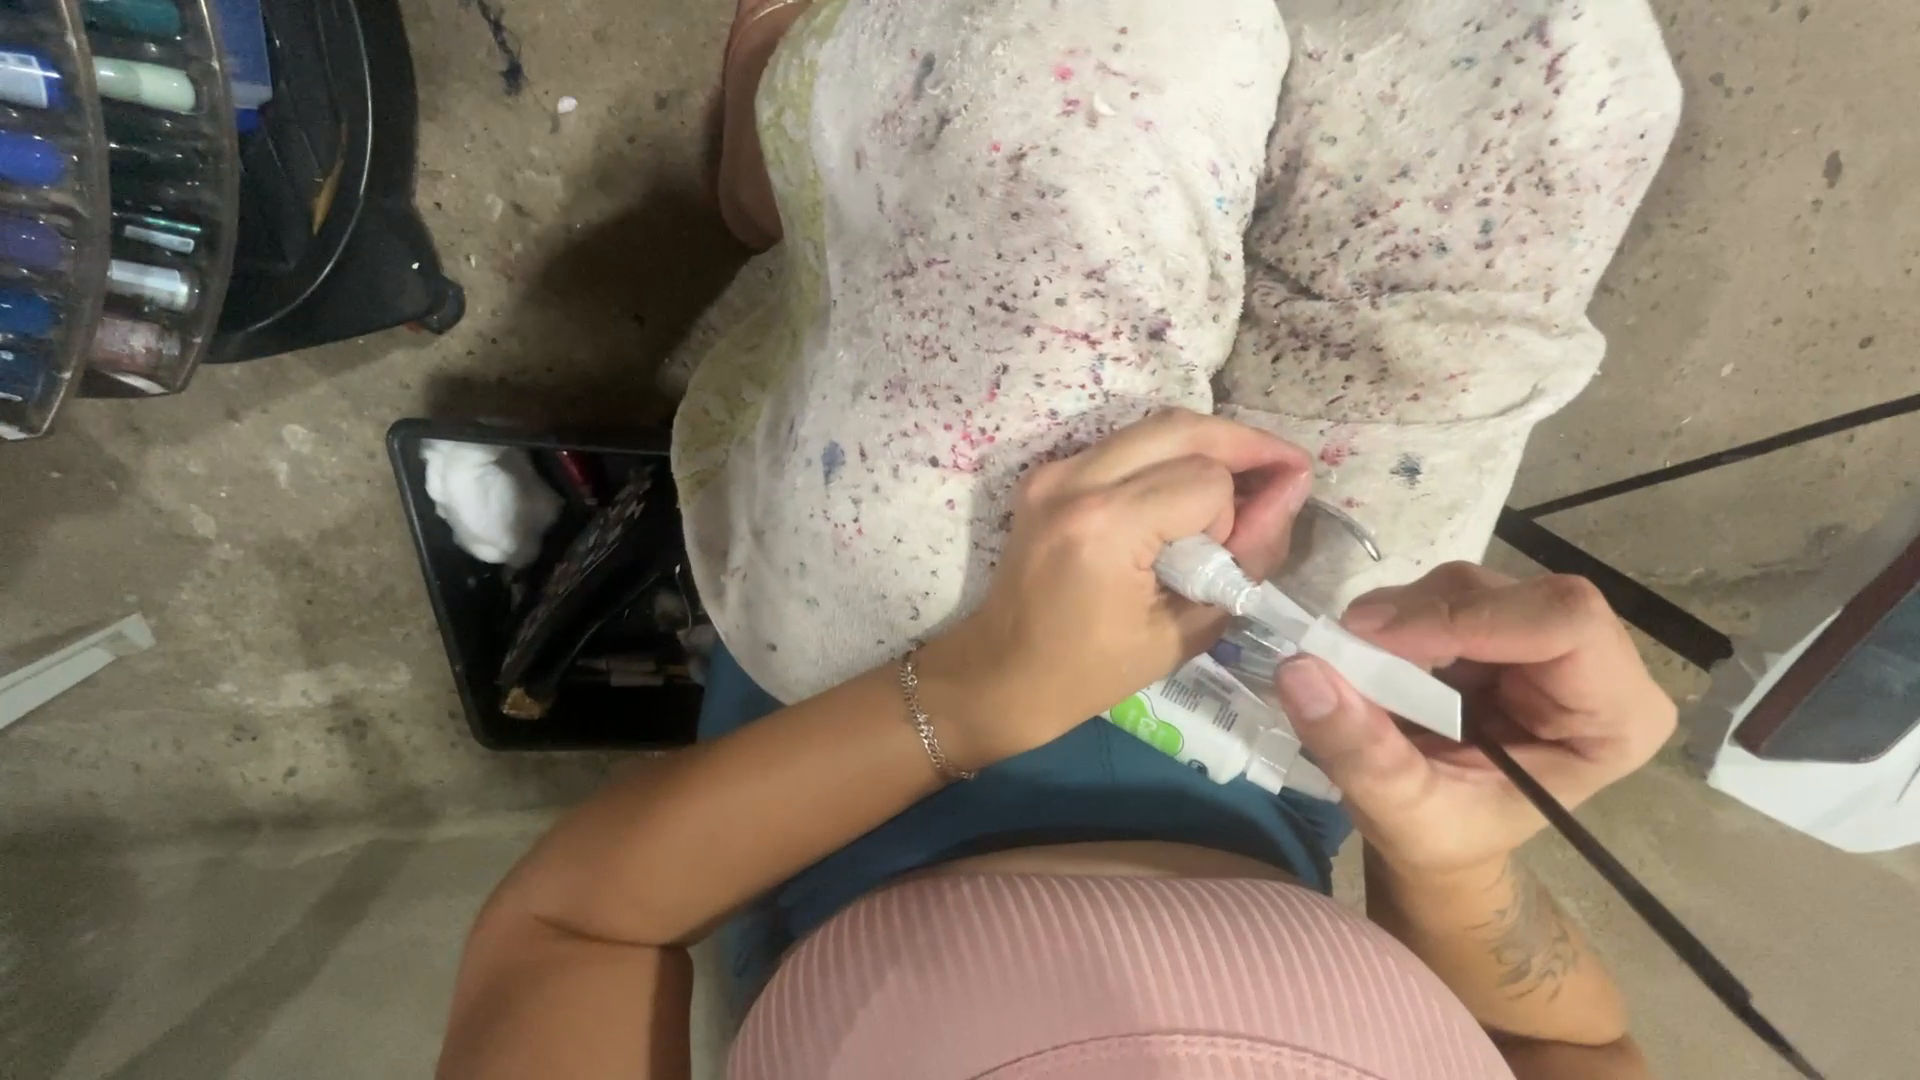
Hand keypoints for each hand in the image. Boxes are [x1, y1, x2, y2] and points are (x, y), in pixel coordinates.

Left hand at [923, 409, 1312, 769]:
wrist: (1001, 672)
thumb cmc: (1091, 671)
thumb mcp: (1185, 630)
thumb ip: (1247, 558)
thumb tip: (1290, 490)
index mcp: (1105, 527)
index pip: (1205, 479)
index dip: (1234, 512)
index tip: (1228, 554)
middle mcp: (1073, 481)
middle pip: (1183, 426)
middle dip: (1242, 446)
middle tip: (1281, 474)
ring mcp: (1052, 471)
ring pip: (1154, 425)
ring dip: (1206, 446)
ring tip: (1242, 482)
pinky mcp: (1044, 474)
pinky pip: (1124, 444)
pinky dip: (1165, 456)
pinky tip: (1185, 489)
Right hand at [1272, 562, 1676, 877]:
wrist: (1435, 836)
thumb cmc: (1441, 837)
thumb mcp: (1400, 809)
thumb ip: (1359, 749)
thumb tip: (1299, 669)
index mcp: (1613, 717)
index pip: (1565, 621)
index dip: (1467, 617)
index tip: (1374, 640)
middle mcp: (1591, 665)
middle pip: (1508, 593)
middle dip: (1418, 617)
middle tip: (1345, 648)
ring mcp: (1537, 640)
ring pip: (1466, 586)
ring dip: (1396, 616)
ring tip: (1353, 664)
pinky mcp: (1490, 628)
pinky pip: (1436, 594)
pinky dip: (1388, 618)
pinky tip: (1368, 656)